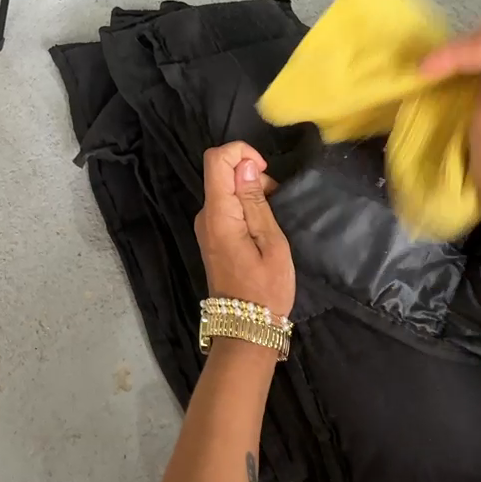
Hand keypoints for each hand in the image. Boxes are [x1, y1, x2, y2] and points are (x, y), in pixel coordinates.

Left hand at [195, 142, 294, 319]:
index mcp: (217, 213)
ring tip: (272, 221)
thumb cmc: (266, 288)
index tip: (265, 172)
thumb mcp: (271, 242)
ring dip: (250, 192)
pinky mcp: (211, 235)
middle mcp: (205, 214)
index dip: (241, 153)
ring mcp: (205, 225)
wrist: (245, 328)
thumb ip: (255, 201)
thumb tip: (245, 165)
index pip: (216, 159)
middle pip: (221, 172)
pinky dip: (245, 206)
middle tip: (275, 203)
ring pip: (225, 188)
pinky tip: (262, 228)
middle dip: (251, 175)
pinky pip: (226, 206)